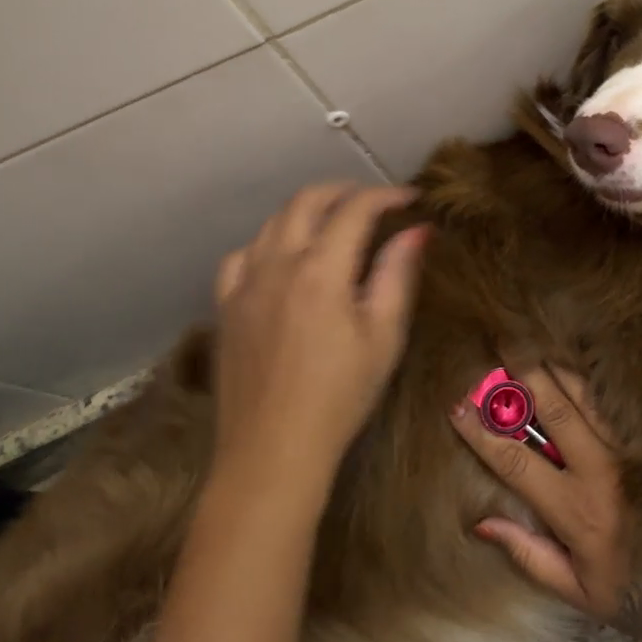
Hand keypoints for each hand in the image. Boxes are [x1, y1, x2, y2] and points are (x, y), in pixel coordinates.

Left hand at [213, 183, 426, 477]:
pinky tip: (281, 258)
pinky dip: (268, 242)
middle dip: (344, 191)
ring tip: (334, 221)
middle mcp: (278, 264)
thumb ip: (398, 275)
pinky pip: (242, 255)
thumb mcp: (384, 337)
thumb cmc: (341, 397)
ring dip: (307, 209)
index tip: (411, 200)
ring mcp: (244, 283)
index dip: (386, 196)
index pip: (355, 209)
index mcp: (322, 269)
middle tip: (374, 201)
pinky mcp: (224, 306)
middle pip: (307, 201)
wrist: (273, 451)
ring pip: (273, 222)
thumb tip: (417, 230)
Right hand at [450, 366, 641, 641]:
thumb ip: (529, 554)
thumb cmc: (633, 589)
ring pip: (588, 396)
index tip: (457, 406)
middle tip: (501, 345)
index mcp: (575, 509)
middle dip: (524, 376)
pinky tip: (580, 355)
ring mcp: (628, 450)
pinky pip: (617, 401)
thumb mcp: (576, 589)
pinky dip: (595, 376)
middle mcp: (601, 471)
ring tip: (535, 340)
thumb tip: (484, 522)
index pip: (516, 462)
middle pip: (555, 410)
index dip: (483, 434)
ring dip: (558, 366)